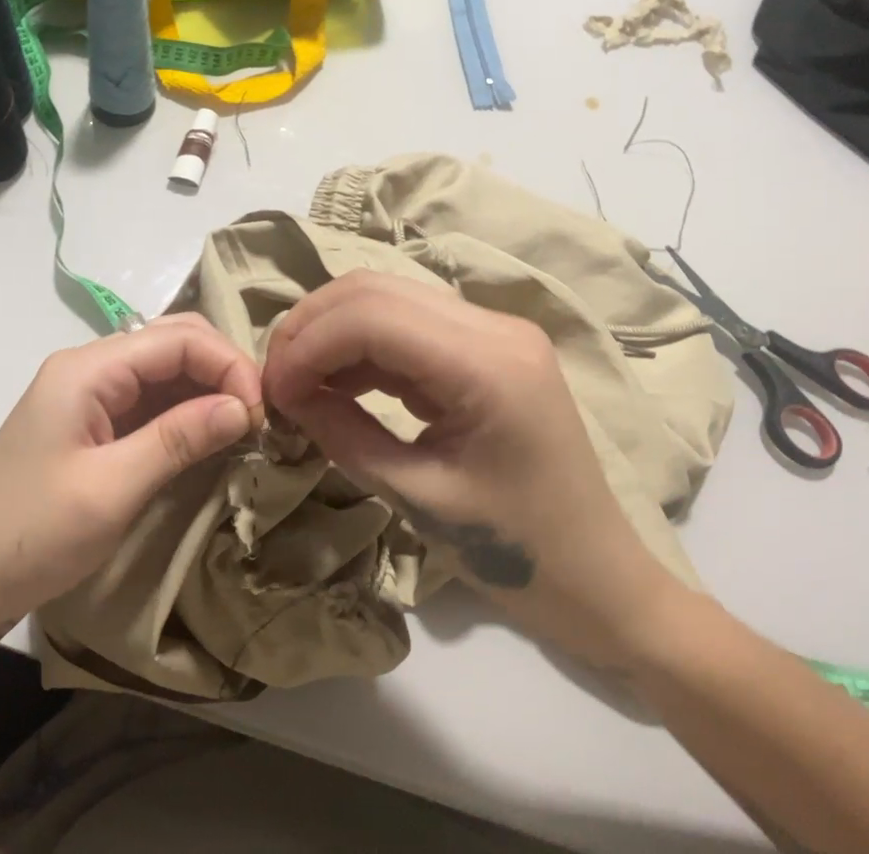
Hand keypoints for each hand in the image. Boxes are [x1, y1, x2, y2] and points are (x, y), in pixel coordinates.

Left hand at [0, 315, 261, 669]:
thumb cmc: (36, 533)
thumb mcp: (112, 488)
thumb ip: (179, 439)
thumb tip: (244, 406)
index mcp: (85, 370)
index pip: (175, 339)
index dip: (228, 365)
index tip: (265, 412)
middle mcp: (87, 369)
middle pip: (170, 344)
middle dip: (222, 371)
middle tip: (263, 418)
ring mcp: (88, 395)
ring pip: (163, 372)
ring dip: (208, 391)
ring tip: (248, 428)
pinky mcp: (92, 424)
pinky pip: (148, 403)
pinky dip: (185, 414)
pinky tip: (213, 436)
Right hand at [261, 272, 688, 668]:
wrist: (597, 578)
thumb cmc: (514, 550)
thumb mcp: (416, 496)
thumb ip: (343, 434)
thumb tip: (283, 394)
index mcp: (487, 363)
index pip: (369, 316)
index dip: (306, 347)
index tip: (272, 395)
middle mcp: (494, 327)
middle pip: (372, 290)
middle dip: (309, 329)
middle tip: (275, 383)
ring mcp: (494, 333)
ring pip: (385, 298)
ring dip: (330, 334)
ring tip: (296, 386)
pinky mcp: (486, 349)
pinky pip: (406, 325)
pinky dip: (359, 349)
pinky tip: (333, 386)